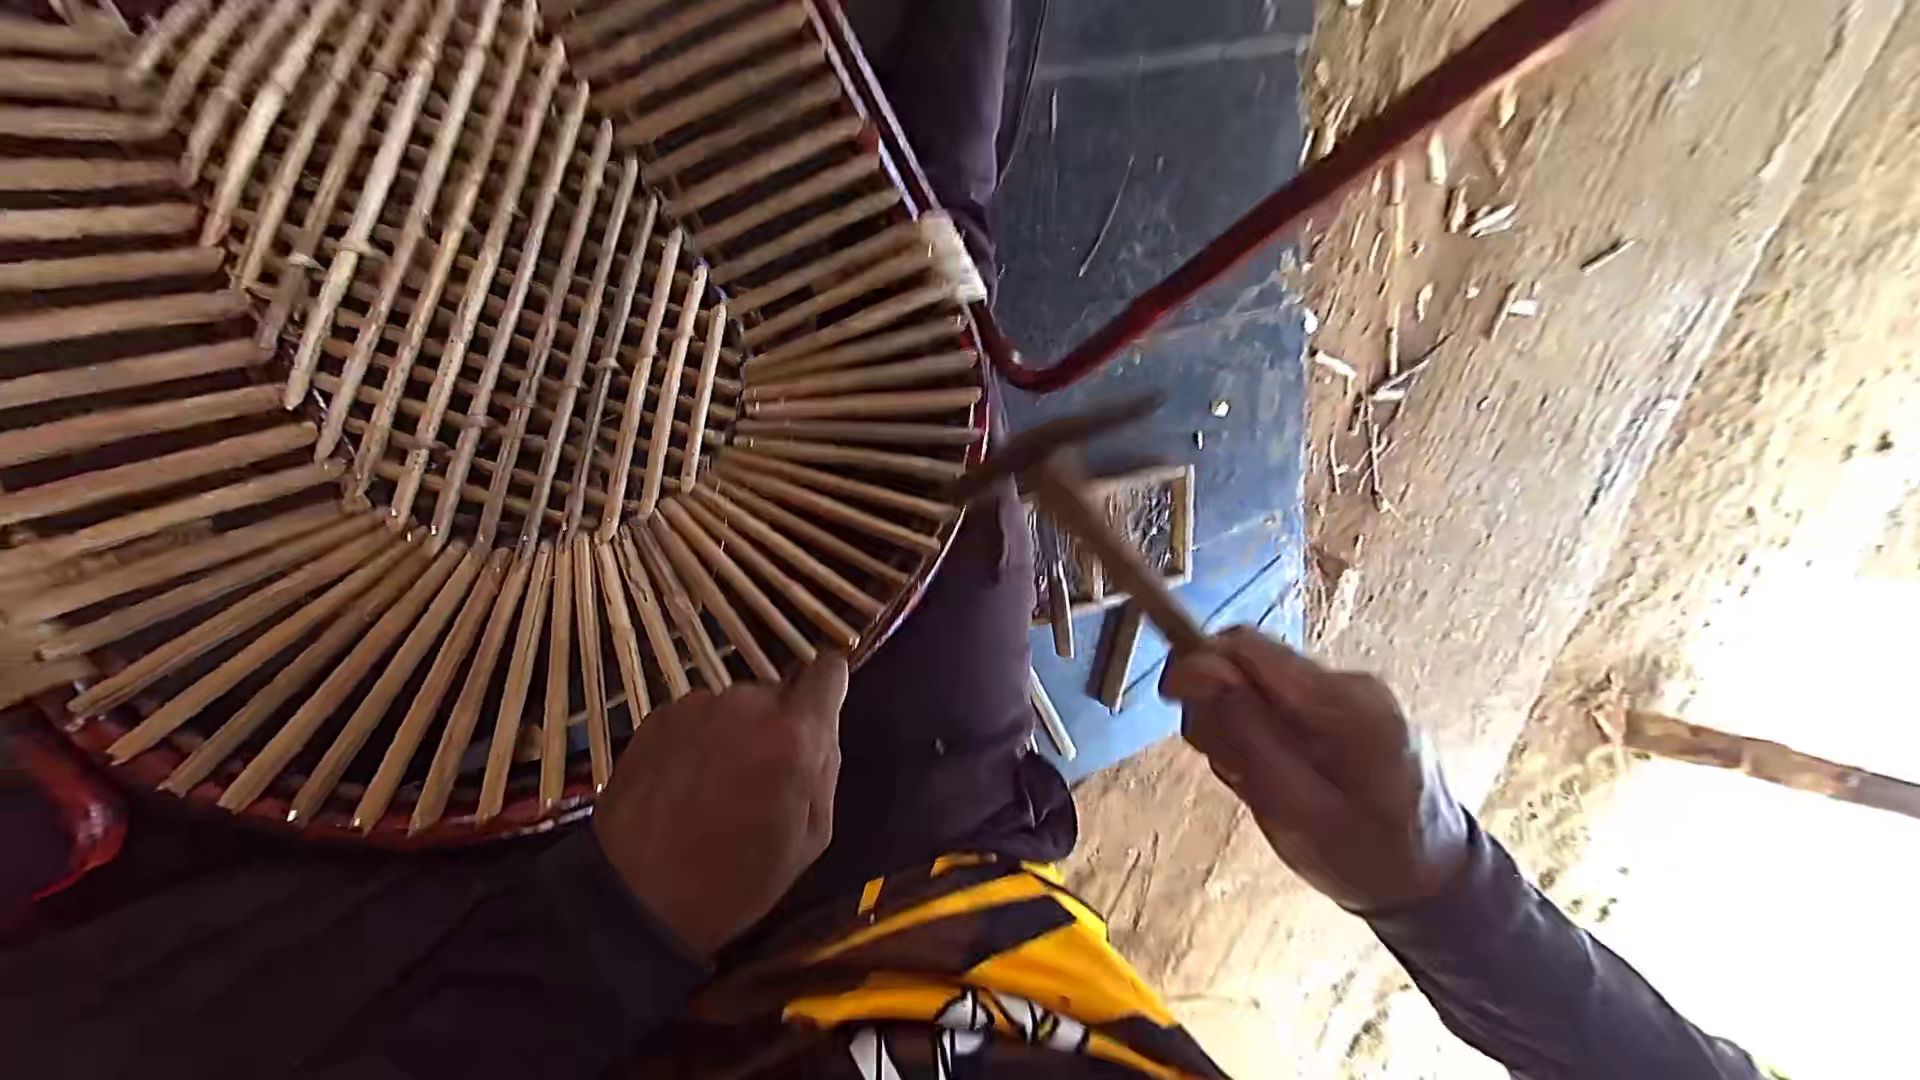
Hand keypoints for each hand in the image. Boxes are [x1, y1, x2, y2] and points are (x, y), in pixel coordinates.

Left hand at [591, 655, 847, 957]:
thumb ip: (826, 764)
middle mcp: (747, 705)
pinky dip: (699, 738)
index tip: (821, 701)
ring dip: (736, 730)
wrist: (634, 902)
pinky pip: (697, 715)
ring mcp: (698, 707)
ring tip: (716, 782)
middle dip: (778, 722)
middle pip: (778, 692)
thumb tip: (824, 723)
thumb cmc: (735, 878)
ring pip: (736, 705)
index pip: (827, 672)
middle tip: (762, 771)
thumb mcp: (812, 834)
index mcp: (794, 734)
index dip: (828, 684)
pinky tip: (686, 781)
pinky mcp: (659, 716)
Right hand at [1160, 628, 1468, 912]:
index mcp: (1341, 704)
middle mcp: (1343, 681)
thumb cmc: (1364, 857)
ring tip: (1251, 776)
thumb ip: (1244, 735)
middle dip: (1214, 703)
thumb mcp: (1294, 809)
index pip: (1245, 647)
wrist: (1436, 884)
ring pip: (1251, 679)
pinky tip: (1268, 768)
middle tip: (1225, 762)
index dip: (1196, 661)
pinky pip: (1271, 698)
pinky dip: (1252, 728)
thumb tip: (1197, 672)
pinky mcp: (1337, 703)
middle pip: (1244, 660)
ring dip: (1231, 721)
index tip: (1171, 697)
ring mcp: (1343, 690)